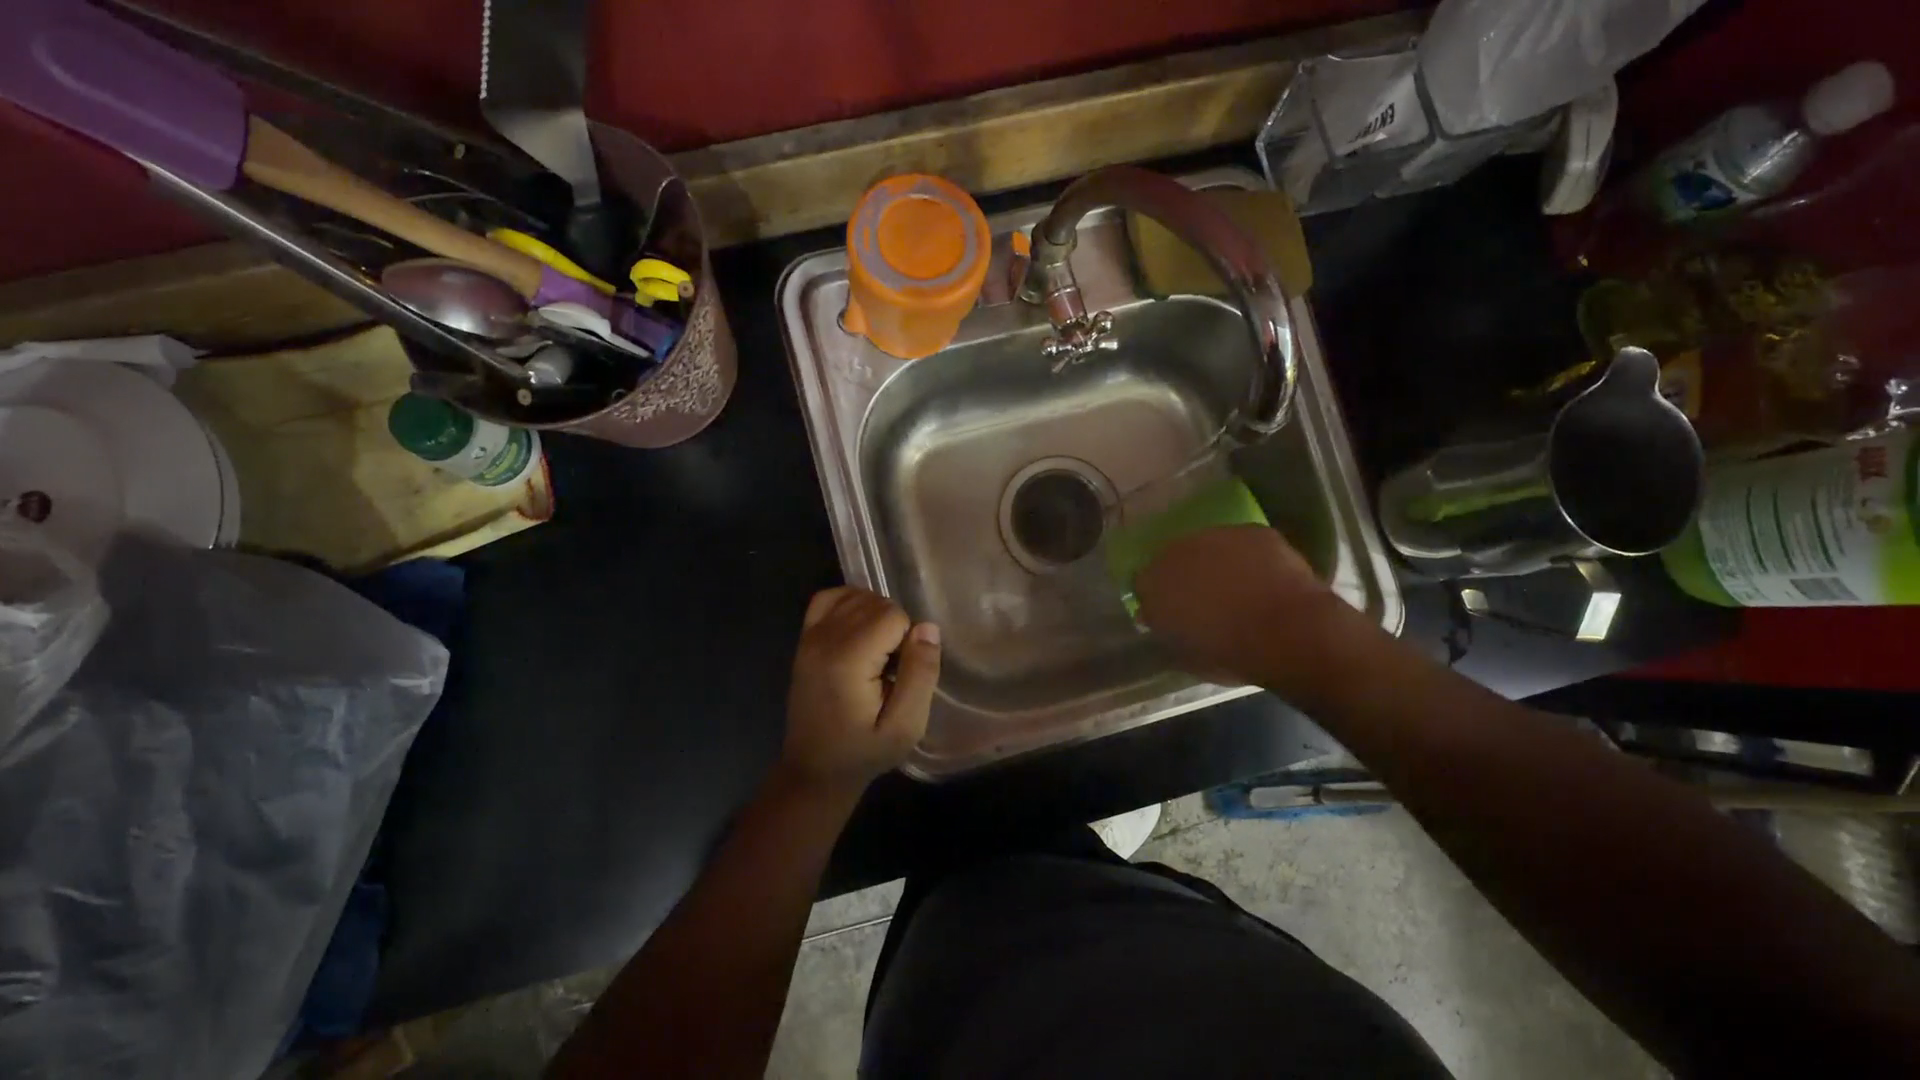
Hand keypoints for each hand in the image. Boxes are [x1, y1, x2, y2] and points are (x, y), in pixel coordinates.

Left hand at [781, 587, 941, 794]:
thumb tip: (928, 628)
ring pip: (856, 596)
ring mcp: (810, 637)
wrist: (815, 770)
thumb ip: (920, 675)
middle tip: (892, 669)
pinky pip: (829, 598)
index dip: (908, 641)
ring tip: (878, 655)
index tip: (901, 674)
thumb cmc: (863, 752)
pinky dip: (850, 603)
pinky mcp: (804, 640)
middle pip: (875, 602)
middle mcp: (824, 638)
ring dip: (875, 617)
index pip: (893, 615)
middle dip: (894, 629)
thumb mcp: (906, 726)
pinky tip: (861, 629)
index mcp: (848, 659)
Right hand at [1133, 525, 1349, 687]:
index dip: (1157, 598)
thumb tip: (1160, 619)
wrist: (1287, 632)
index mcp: (1154, 582)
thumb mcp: (1184, 655)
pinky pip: (1244, 544)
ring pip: (1210, 547)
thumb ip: (1166, 630)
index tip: (1171, 614)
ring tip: (1238, 588)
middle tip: (1205, 600)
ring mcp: (1218, 535)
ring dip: (1217, 563)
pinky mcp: (1254, 531)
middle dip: (1186, 575)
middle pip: (1175, 558)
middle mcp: (1179, 550)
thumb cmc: (1229, 653)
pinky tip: (1264, 579)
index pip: (1143, 583)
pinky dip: (1250, 558)